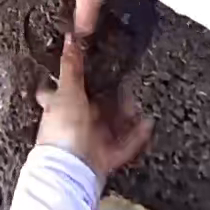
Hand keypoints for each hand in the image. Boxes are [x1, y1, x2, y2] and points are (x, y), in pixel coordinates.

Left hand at [36, 35, 152, 184]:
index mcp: (61, 108)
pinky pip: (124, 144)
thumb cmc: (62, 131)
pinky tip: (148, 124)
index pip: (65, 89)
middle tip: (128, 84)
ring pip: (112, 124)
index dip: (75, 78)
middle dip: (113, 97)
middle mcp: (74, 124)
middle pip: (96, 106)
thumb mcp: (67, 92)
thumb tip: (68, 38)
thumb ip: (71, 66)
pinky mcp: (105, 157)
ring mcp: (90, 141)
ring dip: (127, 115)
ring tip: (139, 105)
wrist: (70, 172)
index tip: (90, 66)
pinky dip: (136, 135)